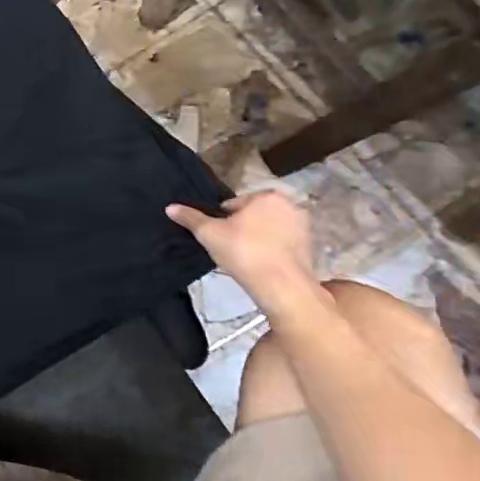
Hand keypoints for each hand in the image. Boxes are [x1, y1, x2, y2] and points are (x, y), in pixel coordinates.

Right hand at [167, 191, 316, 302]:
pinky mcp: (309, 246)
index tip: (220, 237)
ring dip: (256, 238)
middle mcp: (290, 205)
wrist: (281, 285)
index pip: (233, 205)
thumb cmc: (243, 251)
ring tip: (244, 258)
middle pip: (252, 215)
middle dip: (241, 228)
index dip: (222, 221)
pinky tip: (260, 264)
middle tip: (230, 247)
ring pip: (267, 229)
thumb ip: (190, 218)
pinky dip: (271, 250)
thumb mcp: (208, 233)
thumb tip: (170, 207)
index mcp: (267, 195)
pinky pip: (281, 243)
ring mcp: (303, 226)